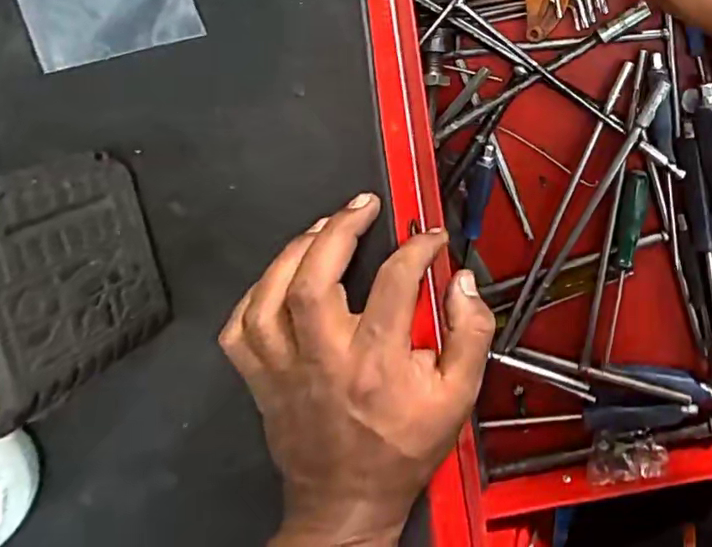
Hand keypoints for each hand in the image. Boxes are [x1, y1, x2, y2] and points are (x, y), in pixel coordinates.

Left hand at [220, 193, 493, 546]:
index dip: (418, 247)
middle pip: (314, 280)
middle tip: (362, 206)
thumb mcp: (459, 396)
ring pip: (270, 298)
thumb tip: (461, 285)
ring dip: (296, 250)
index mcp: (377, 363)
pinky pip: (241, 329)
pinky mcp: (263, 381)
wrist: (348, 506)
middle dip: (339, 229)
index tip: (430, 238)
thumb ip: (470, 333)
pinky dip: (256, 292)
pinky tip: (282, 273)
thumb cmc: (400, 451)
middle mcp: (325, 361)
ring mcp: (286, 371)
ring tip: (324, 226)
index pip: (395, 281)